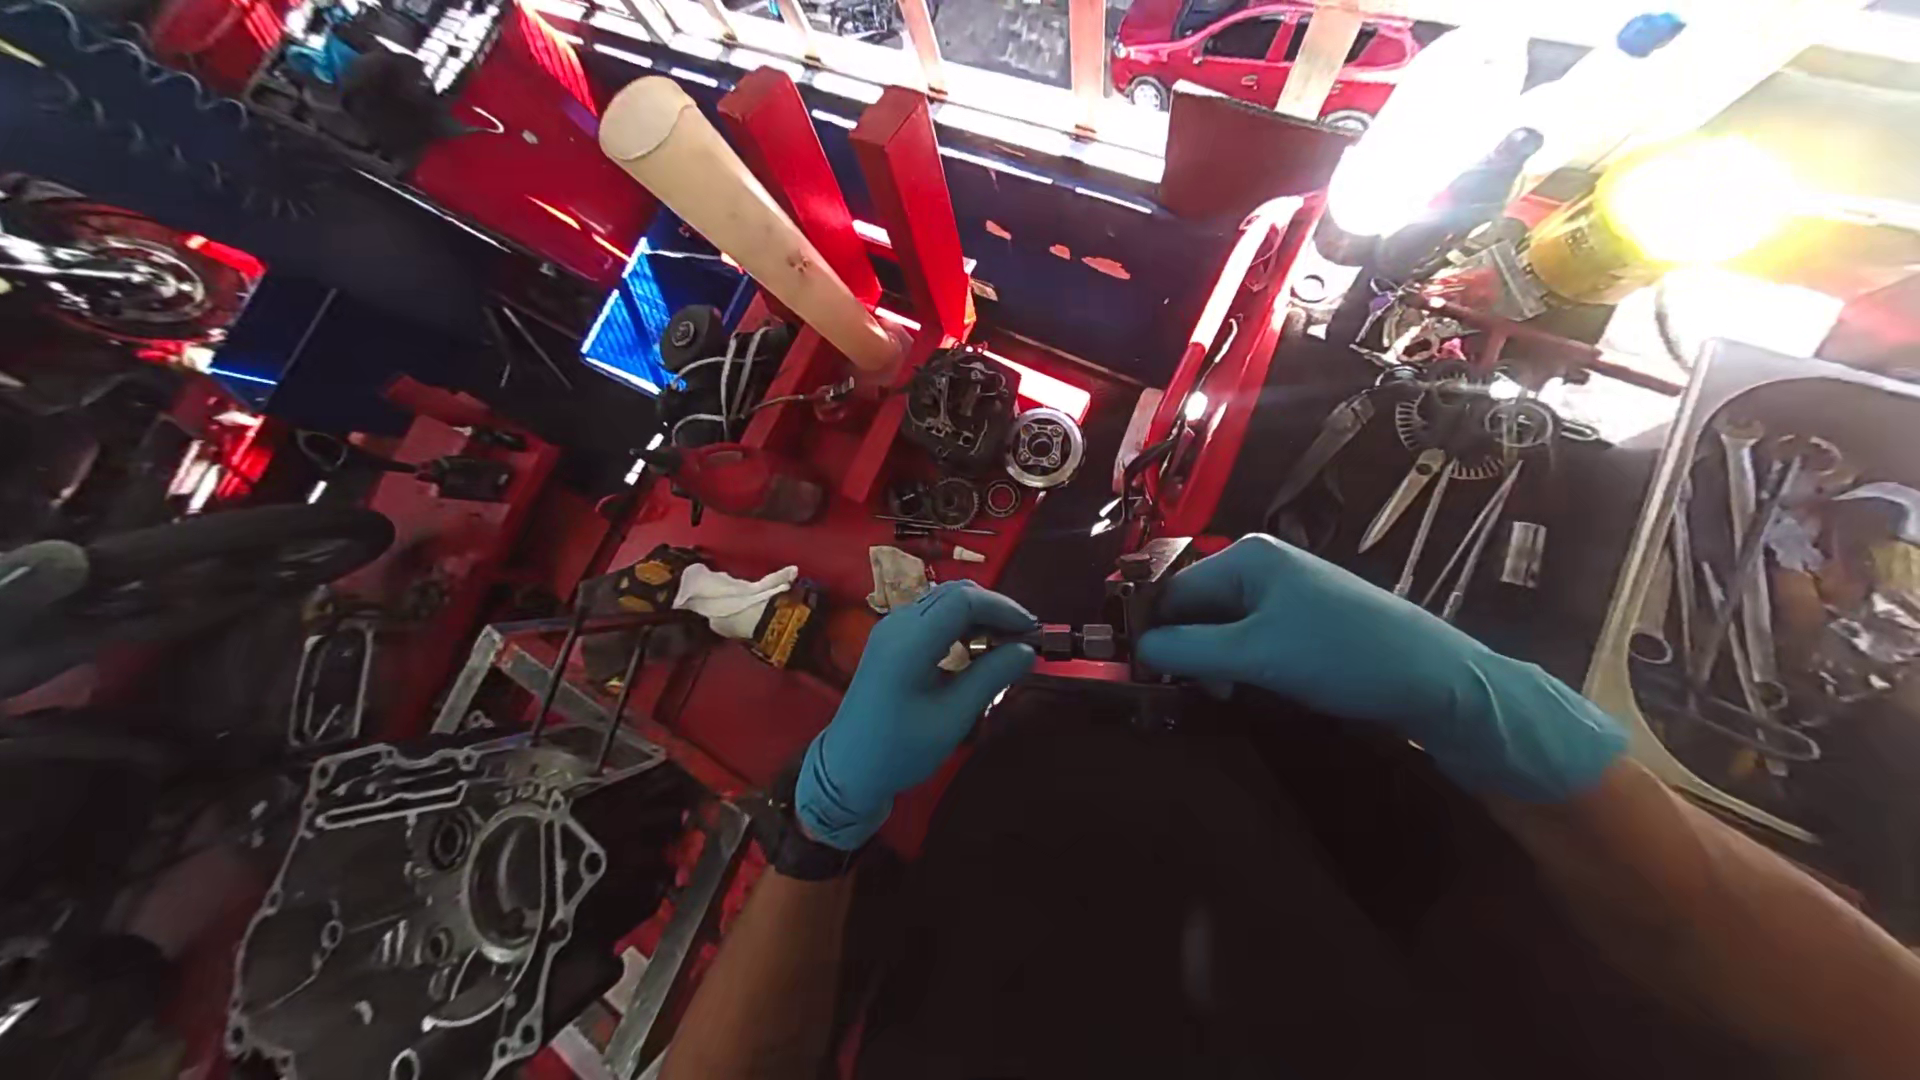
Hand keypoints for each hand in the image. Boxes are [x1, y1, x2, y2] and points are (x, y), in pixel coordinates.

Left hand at [797, 581, 1037, 848]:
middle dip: (994, 609)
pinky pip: (932, 617)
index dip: (1003, 608)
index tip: (1032, 631)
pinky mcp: (891, 640)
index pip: (964, 599)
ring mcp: (891, 629)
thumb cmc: (899, 749)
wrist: (847, 770)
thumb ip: (991, 676)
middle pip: (954, 594)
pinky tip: (976, 650)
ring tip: (1006, 645)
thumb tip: (1028, 651)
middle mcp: (898, 623)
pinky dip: (959, 625)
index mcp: (910, 640)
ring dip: (978, 616)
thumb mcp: (953, 716)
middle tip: (1023, 638)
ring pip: (944, 602)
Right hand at [1134, 536, 1624, 800]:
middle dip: (1190, 649)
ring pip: (1221, 623)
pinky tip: (1252, 683)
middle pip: (1196, 606)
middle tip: (1198, 690)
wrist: (1442, 682)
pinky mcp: (1302, 614)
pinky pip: (1250, 632)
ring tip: (1228, 691)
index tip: (1147, 676)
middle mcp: (1259, 562)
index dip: (1156, 632)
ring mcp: (1284, 587)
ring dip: (1214, 659)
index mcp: (1245, 557)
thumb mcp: (1254, 655)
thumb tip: (1135, 652)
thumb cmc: (1342, 656)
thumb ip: (1185, 650)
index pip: (1173, 592)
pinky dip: (1241, 659)